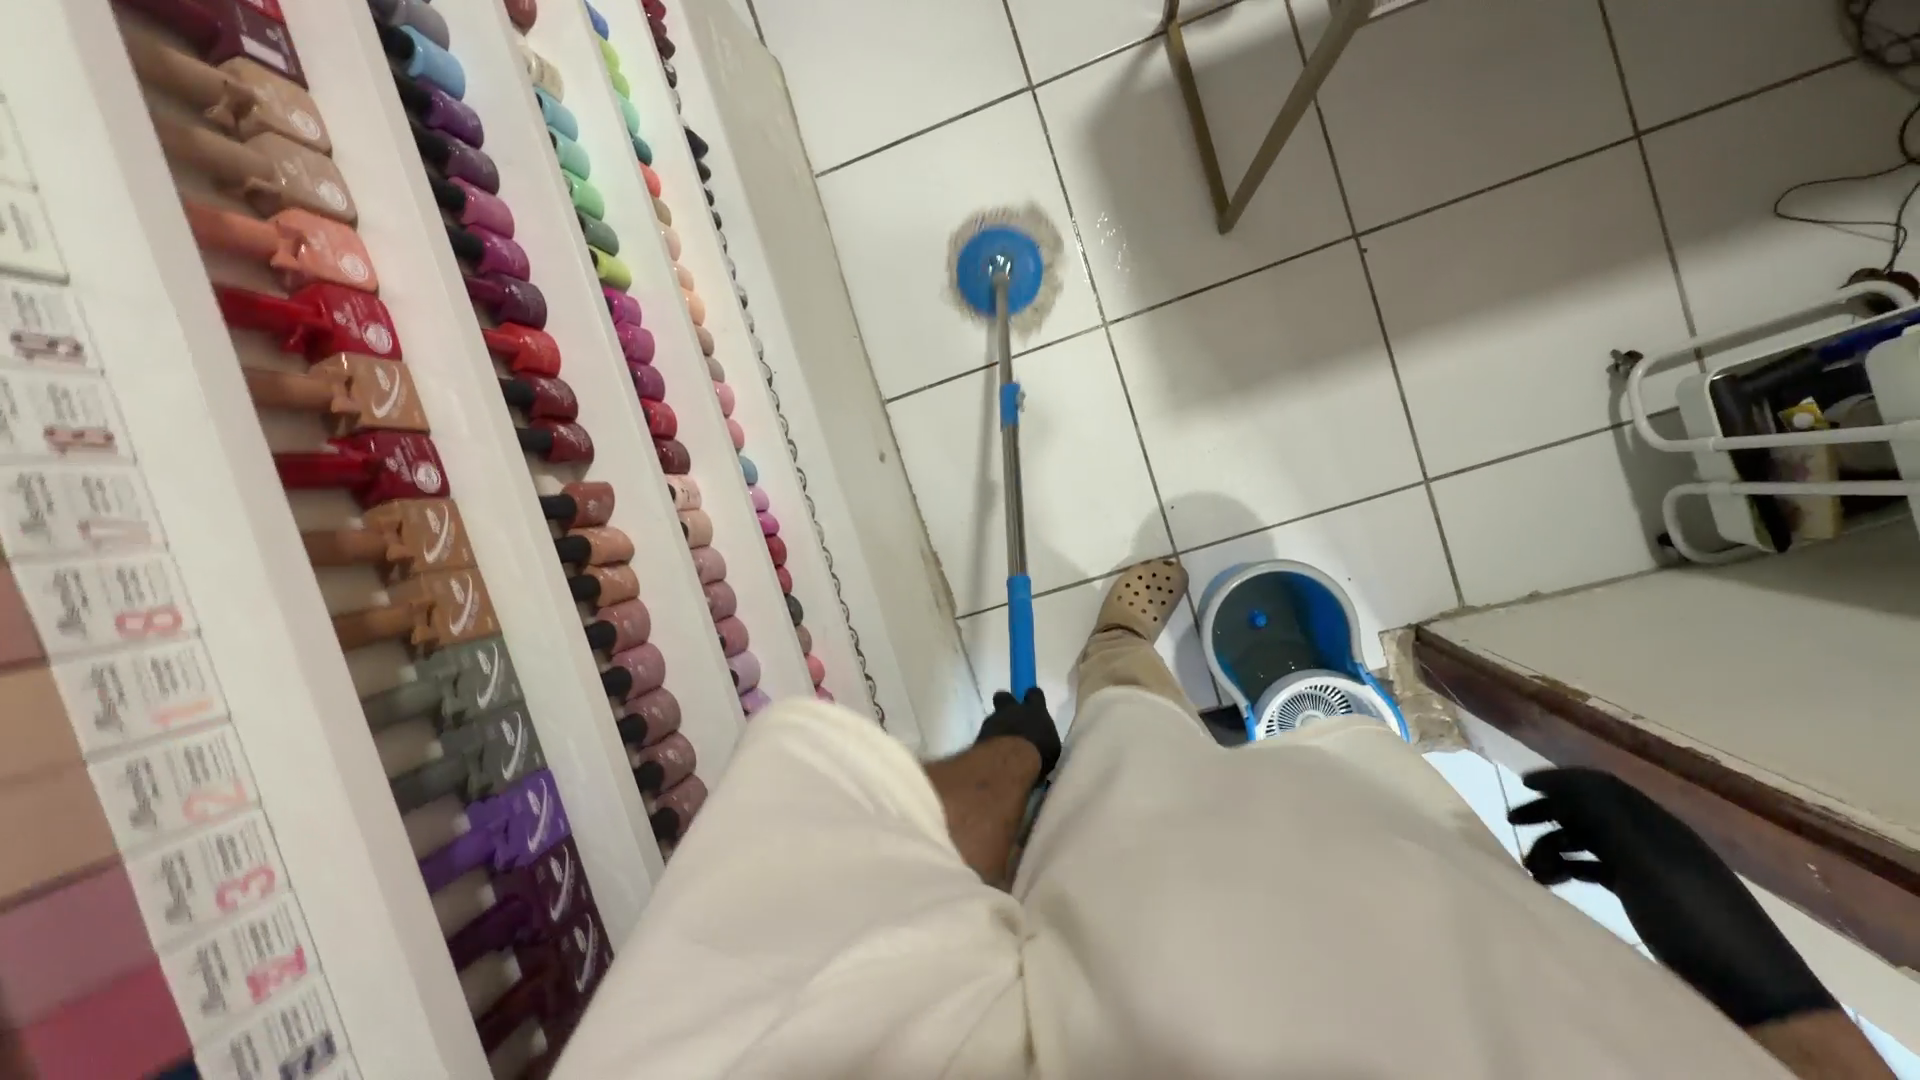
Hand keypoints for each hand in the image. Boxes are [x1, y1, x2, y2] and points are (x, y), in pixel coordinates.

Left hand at [977, 688, 1059, 778]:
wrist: (1010, 761)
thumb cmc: (1038, 753)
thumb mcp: (1051, 748)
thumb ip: (1044, 738)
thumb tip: (1042, 740)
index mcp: (1034, 711)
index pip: (1034, 694)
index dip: (1032, 698)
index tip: (1032, 704)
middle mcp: (1012, 710)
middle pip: (1004, 697)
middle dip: (1005, 704)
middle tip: (1010, 717)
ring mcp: (994, 721)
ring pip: (993, 718)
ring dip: (997, 727)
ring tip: (1002, 744)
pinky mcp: (980, 734)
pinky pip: (985, 734)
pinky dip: (989, 742)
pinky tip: (994, 754)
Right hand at [1509, 767, 1834, 1027]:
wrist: (1754, 992)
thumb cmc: (1696, 920)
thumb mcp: (1649, 864)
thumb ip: (1606, 821)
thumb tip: (1564, 782)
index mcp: (1656, 826)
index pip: (1601, 786)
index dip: (1561, 780)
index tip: (1522, 785)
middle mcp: (1653, 841)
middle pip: (1591, 811)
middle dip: (1550, 813)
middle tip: (1513, 822)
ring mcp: (1652, 871)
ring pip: (1591, 842)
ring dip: (1556, 847)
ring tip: (1534, 870)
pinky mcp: (1649, 898)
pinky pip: (1599, 869)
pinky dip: (1572, 869)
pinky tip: (1555, 882)